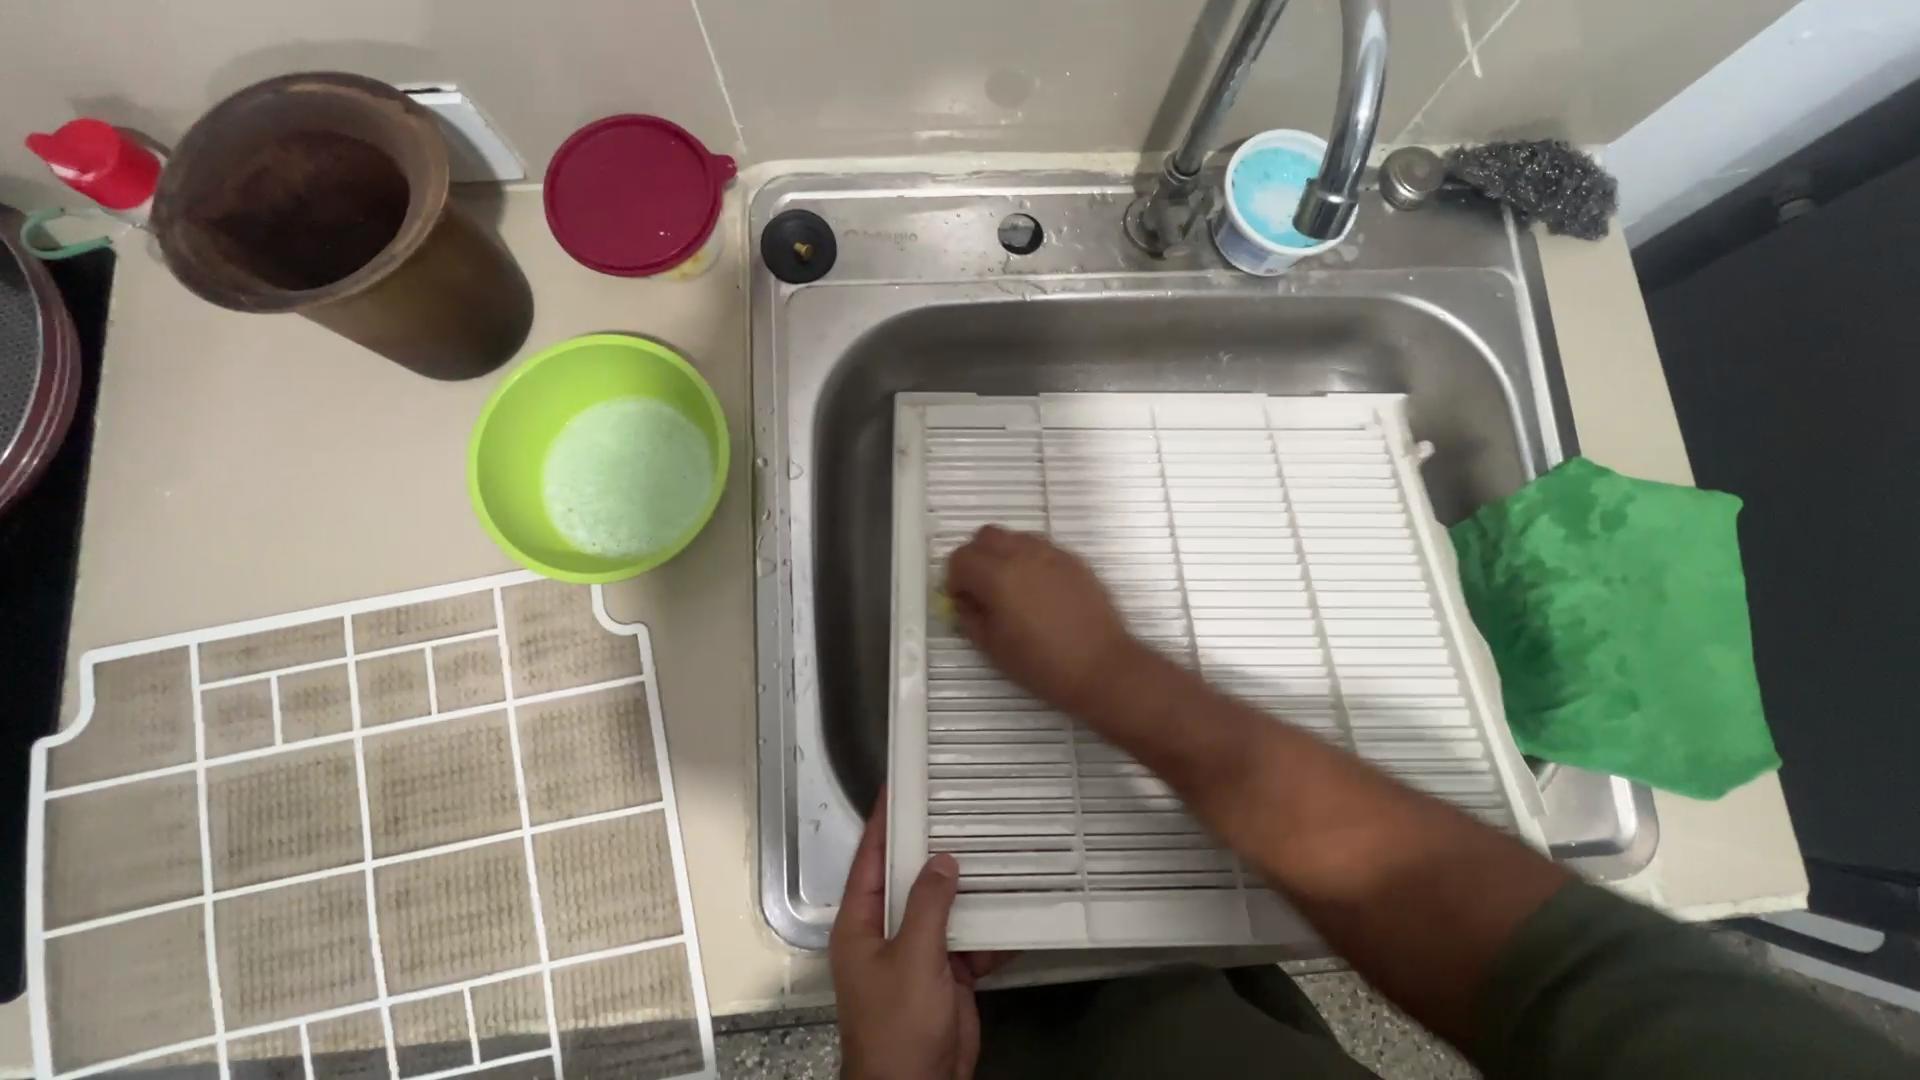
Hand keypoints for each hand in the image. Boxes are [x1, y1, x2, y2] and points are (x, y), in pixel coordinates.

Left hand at [831, 798, 1008, 1079]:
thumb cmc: (898, 1023)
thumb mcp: (911, 958)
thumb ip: (928, 904)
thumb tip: (943, 860)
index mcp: (861, 923)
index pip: (869, 858)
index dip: (882, 821)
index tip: (896, 786)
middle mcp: (887, 930)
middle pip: (911, 878)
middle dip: (935, 848)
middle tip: (961, 808)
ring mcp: (919, 953)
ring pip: (946, 906)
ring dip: (970, 886)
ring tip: (997, 846)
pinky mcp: (948, 974)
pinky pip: (972, 938)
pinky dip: (993, 926)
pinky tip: (1019, 905)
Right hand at [945, 525, 1145, 715]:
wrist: (1101, 666)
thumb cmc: (1042, 663)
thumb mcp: (993, 647)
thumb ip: (970, 616)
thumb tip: (966, 601)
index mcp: (998, 575)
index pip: (961, 558)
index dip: (955, 580)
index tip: (963, 601)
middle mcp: (1023, 554)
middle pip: (986, 536)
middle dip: (976, 558)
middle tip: (982, 589)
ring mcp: (1052, 553)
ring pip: (1015, 537)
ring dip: (1004, 555)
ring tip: (1011, 589)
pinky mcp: (1074, 560)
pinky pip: (1042, 548)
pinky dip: (1030, 560)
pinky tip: (1038, 592)